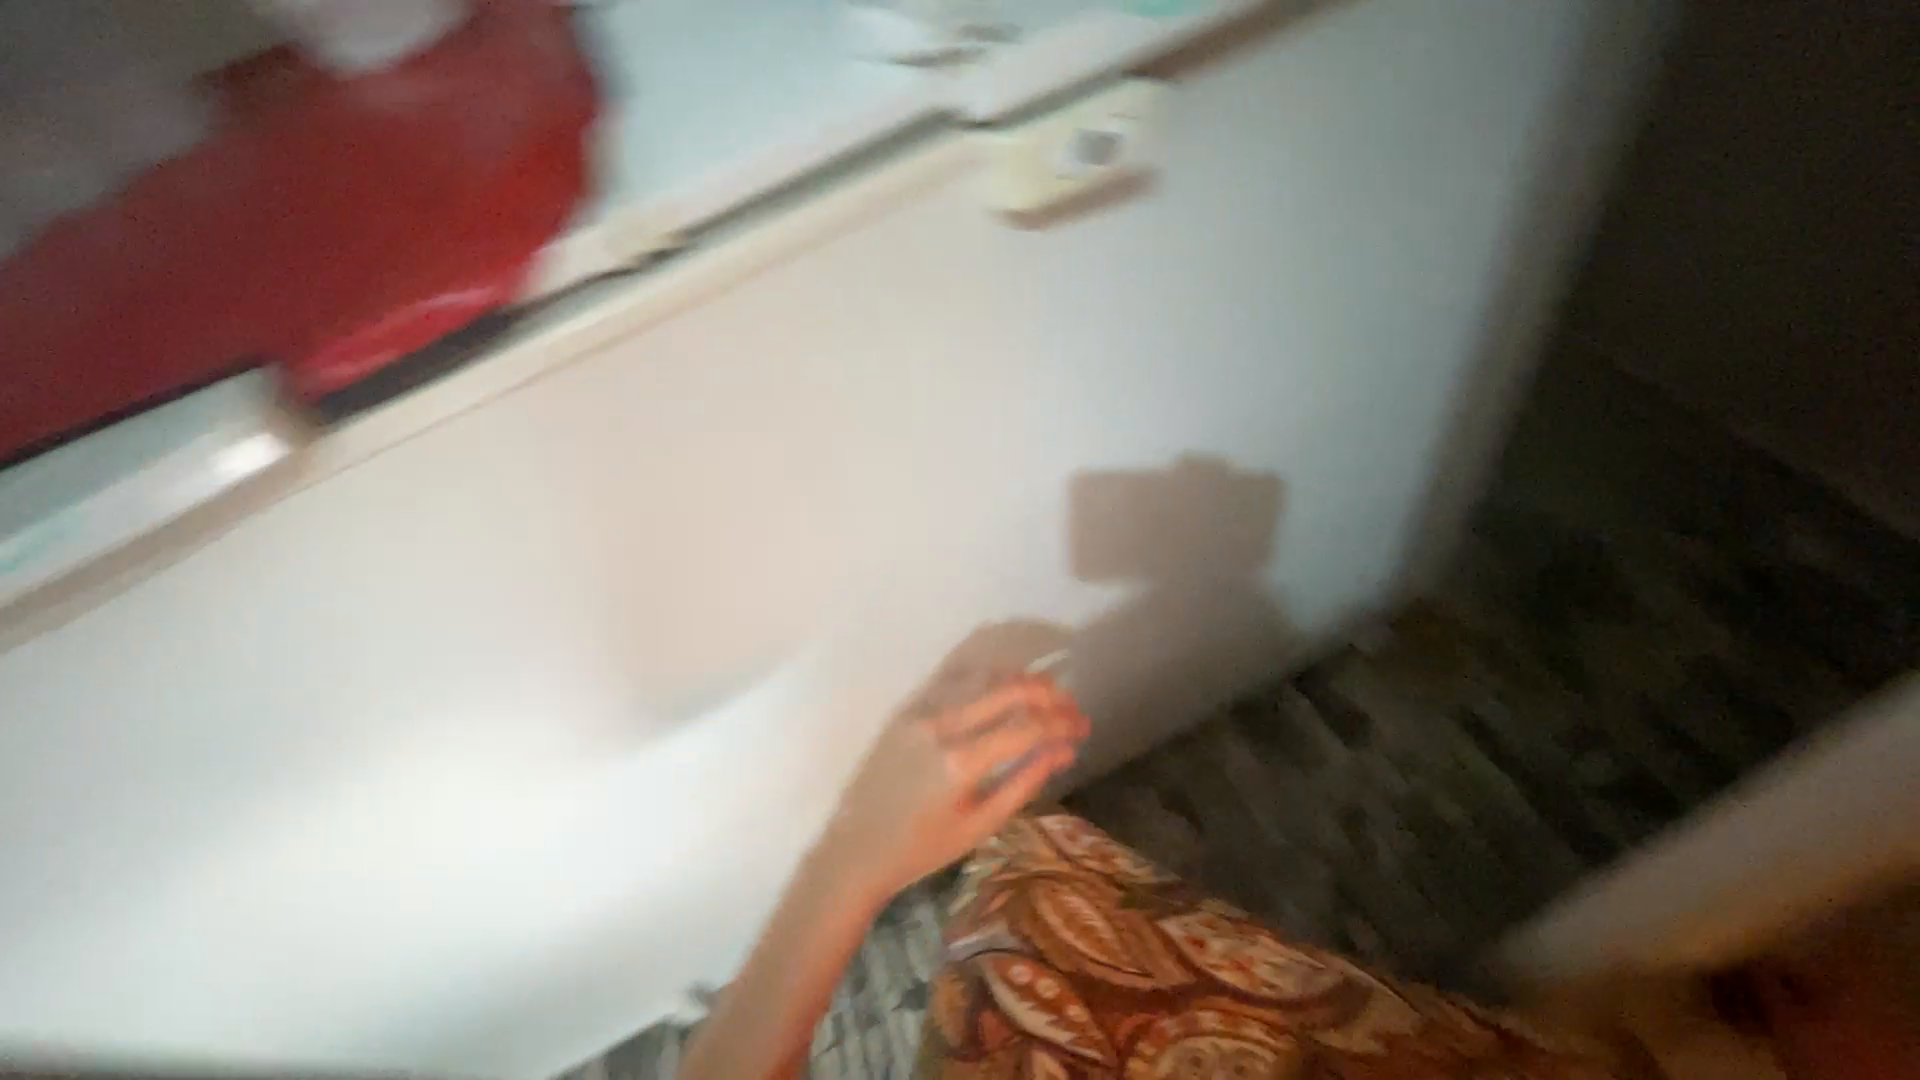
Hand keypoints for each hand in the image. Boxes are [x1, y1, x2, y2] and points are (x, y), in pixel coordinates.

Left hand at [817, 675, 1088, 902]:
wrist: (858, 848)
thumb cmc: (923, 849)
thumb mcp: (981, 824)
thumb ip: (1025, 782)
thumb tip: (1066, 750)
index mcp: (960, 762)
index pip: (1026, 729)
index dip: (1062, 724)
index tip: (1084, 728)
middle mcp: (941, 726)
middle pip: (1008, 691)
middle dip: (1049, 696)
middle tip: (1073, 708)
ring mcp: (921, 712)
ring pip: (982, 678)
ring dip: (1021, 680)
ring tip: (1050, 694)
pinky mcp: (908, 709)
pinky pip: (955, 682)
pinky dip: (988, 679)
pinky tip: (1008, 687)